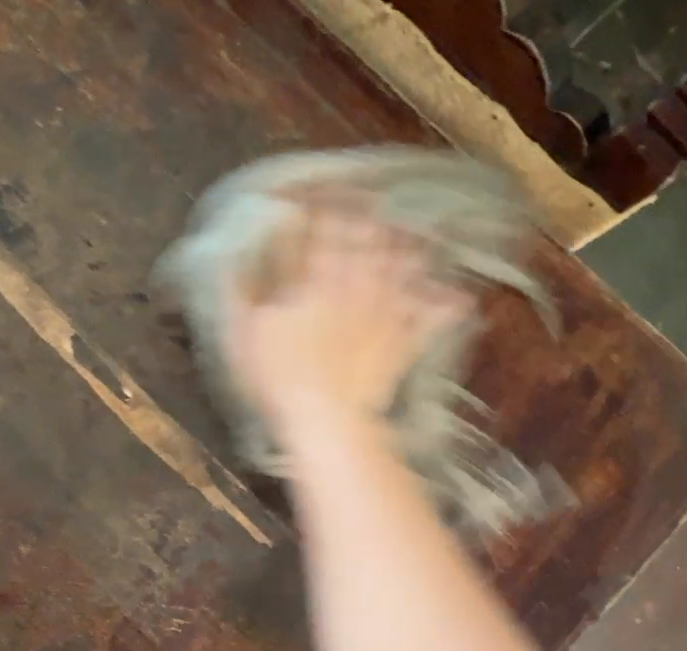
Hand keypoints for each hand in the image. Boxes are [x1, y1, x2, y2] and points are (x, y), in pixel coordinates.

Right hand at [226, 208, 470, 438]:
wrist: (326, 422)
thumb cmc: (277, 379)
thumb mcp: (242, 335)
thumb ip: (240, 291)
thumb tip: (232, 255)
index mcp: (313, 279)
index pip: (316, 226)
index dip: (313, 203)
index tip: (304, 193)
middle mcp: (355, 284)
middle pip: (367, 235)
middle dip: (363, 213)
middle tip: (361, 199)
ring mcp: (385, 311)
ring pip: (403, 263)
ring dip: (405, 244)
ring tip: (406, 232)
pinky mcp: (404, 341)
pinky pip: (433, 314)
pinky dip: (445, 303)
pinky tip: (455, 294)